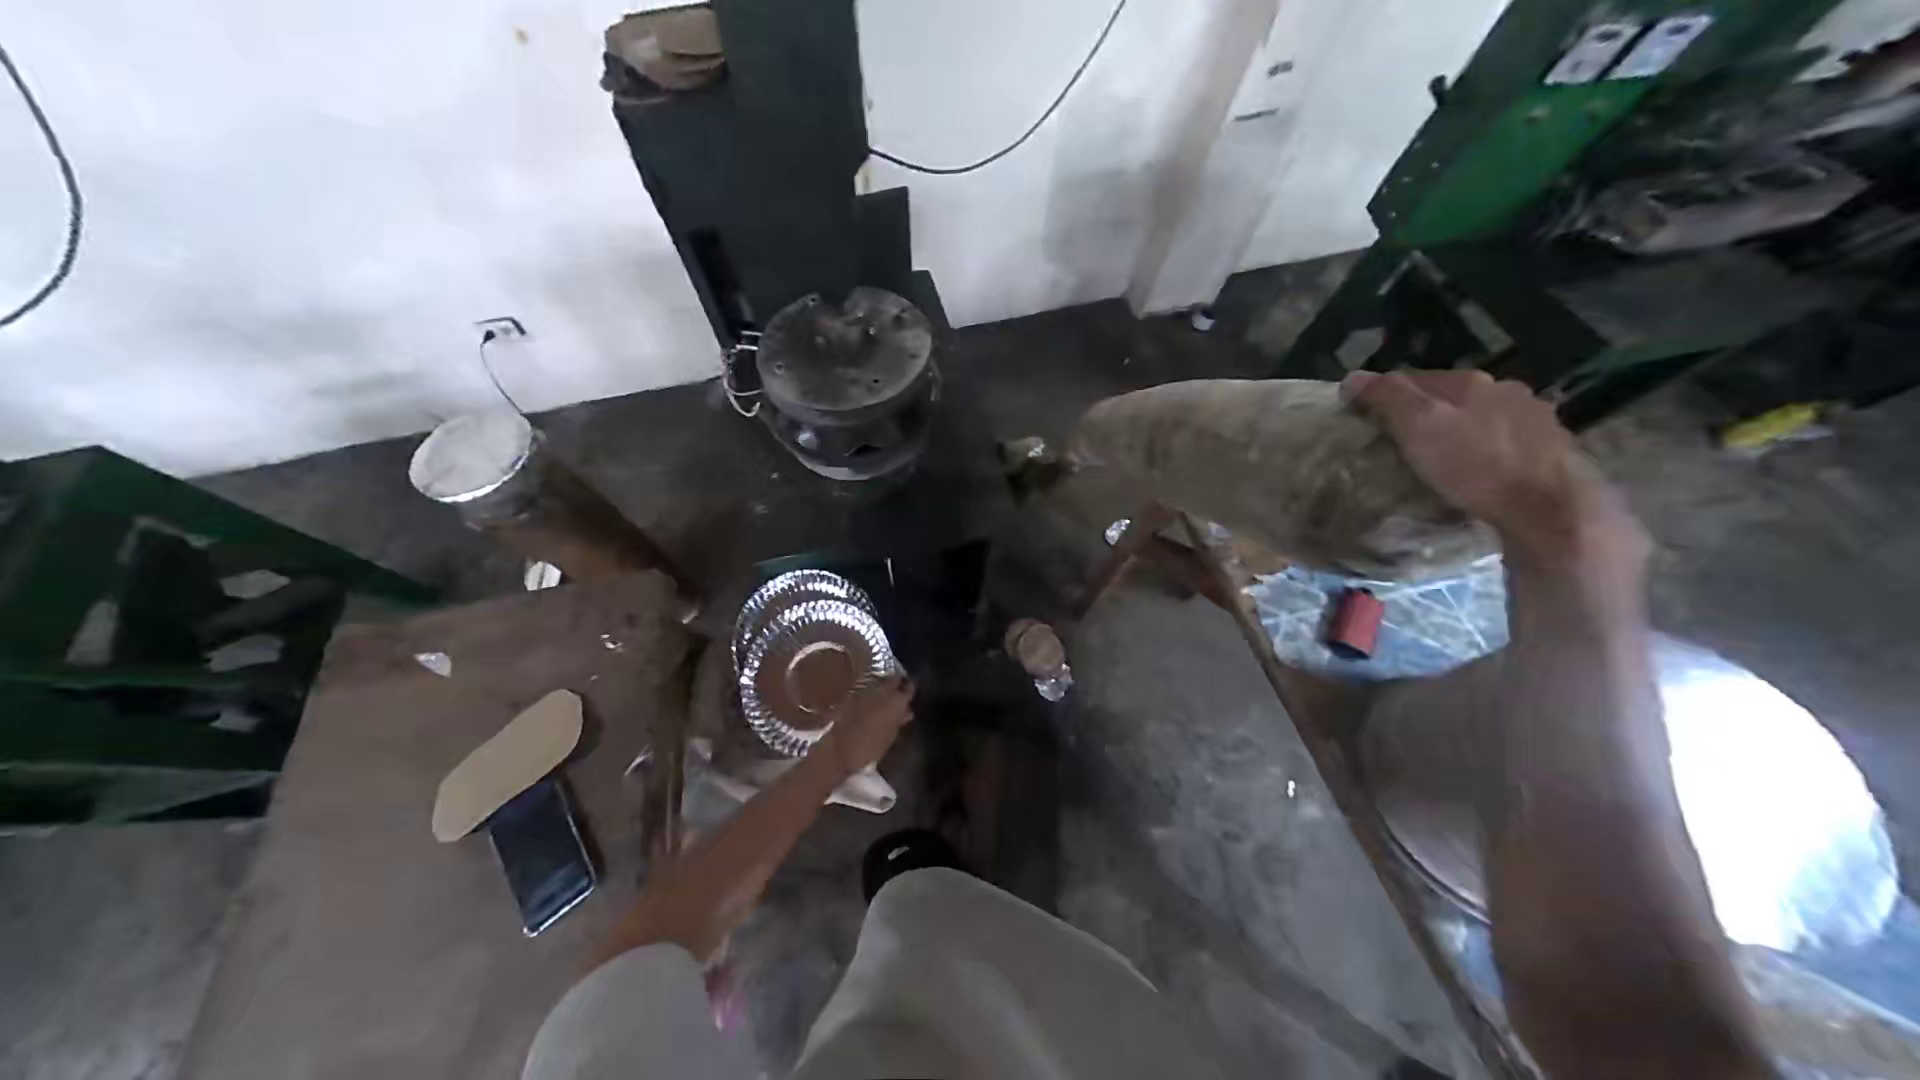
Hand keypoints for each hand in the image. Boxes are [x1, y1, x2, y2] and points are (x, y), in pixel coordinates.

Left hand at [813, 675, 913, 777]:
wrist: (836, 749)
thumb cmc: (869, 748)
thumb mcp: (890, 737)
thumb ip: (899, 721)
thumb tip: (906, 711)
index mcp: (897, 700)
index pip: (909, 687)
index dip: (910, 690)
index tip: (910, 694)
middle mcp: (882, 689)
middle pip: (893, 679)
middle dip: (897, 683)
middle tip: (898, 692)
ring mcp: (863, 689)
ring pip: (878, 681)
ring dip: (882, 687)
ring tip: (883, 697)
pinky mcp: (848, 693)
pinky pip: (864, 688)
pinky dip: (868, 693)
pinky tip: (868, 702)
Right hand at [1343, 370, 1647, 574]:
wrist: (1550, 508)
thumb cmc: (1475, 466)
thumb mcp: (1418, 429)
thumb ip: (1386, 399)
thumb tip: (1352, 377)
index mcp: (1468, 381)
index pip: (1411, 377)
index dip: (1383, 396)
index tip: (1362, 420)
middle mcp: (1503, 389)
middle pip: (1448, 396)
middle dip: (1422, 413)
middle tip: (1396, 443)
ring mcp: (1532, 417)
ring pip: (1478, 416)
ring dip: (1456, 430)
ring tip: (1437, 459)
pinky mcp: (1551, 447)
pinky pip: (1503, 441)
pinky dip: (1484, 450)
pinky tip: (1477, 471)